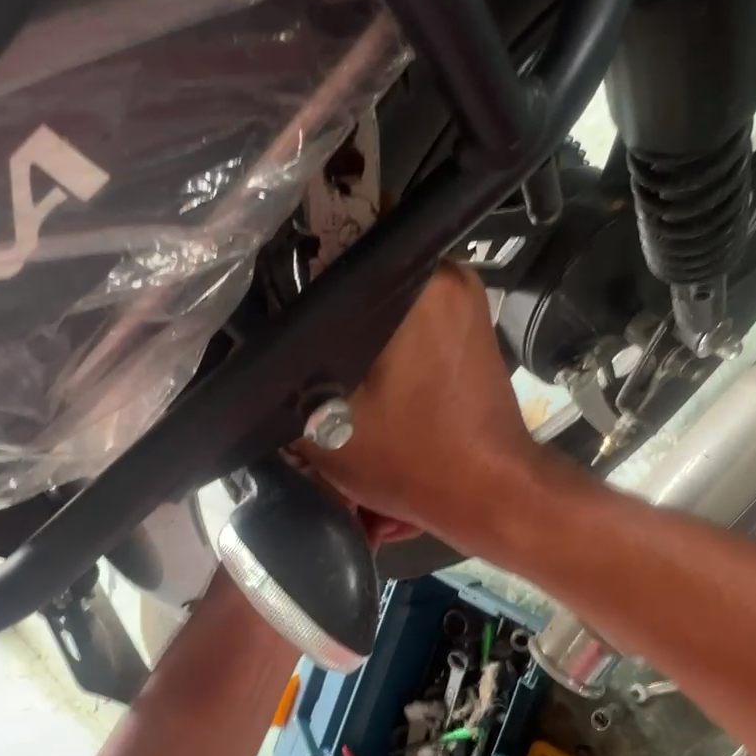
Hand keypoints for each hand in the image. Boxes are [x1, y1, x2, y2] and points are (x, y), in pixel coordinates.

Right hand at [298, 265, 542, 545]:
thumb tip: (262, 351)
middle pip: (364, 282)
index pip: (334, 258)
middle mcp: (450, 277)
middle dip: (329, 314)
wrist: (493, 496)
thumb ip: (284, 378)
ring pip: (389, 304)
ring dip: (359, 333)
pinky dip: (388, 345)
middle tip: (297, 350)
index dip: (296, 287)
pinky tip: (366, 375)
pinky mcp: (471, 330)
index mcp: (420, 283)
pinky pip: (414, 321)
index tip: (273, 317)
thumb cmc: (417, 461)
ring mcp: (467, 302)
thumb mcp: (326, 426)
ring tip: (328, 366)